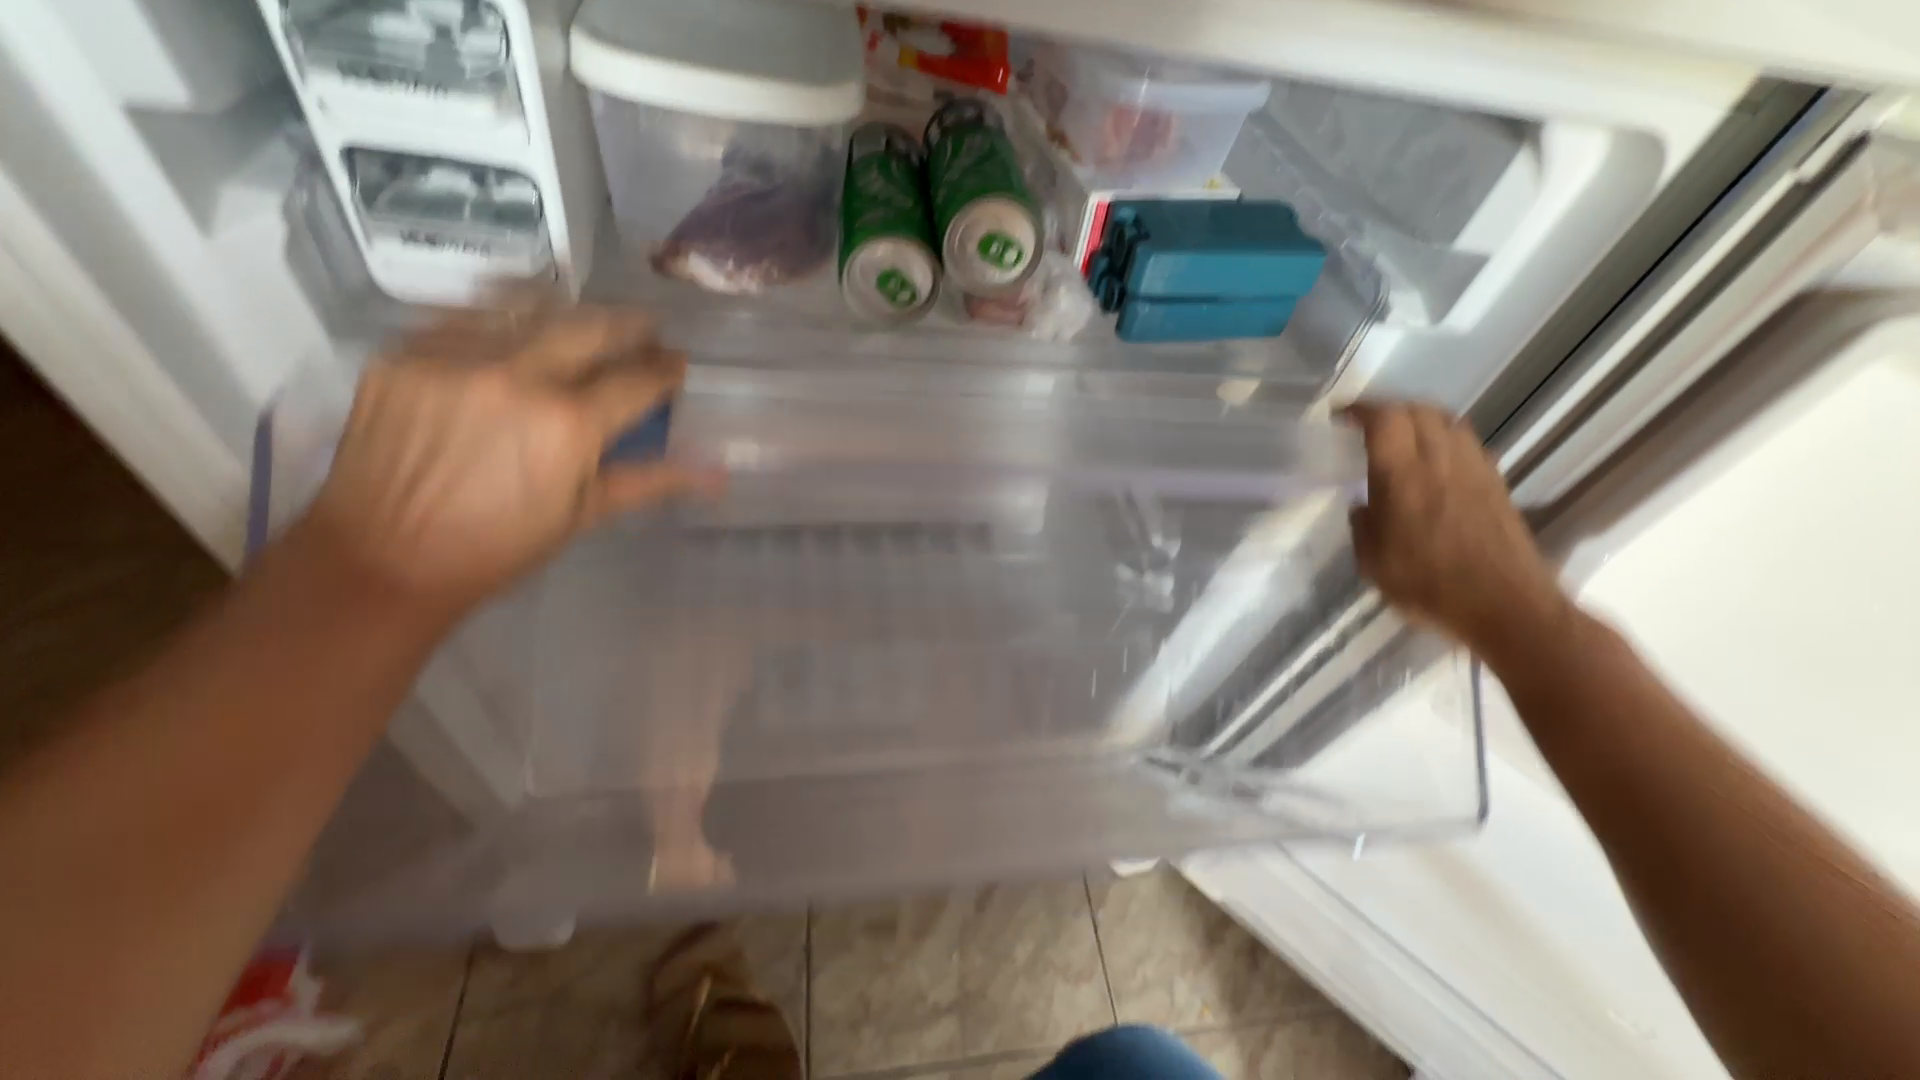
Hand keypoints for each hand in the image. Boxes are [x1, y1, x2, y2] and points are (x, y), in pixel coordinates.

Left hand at [296, 297, 719, 617]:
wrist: (383, 557)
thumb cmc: (497, 547)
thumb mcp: (581, 515)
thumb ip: (649, 480)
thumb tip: (715, 475)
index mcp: (570, 424)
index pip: (638, 379)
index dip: (666, 370)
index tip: (676, 365)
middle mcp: (518, 376)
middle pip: (591, 326)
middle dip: (628, 326)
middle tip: (643, 330)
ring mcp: (456, 357)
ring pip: (528, 308)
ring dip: (567, 314)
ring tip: (579, 325)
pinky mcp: (406, 352)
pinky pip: (465, 318)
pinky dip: (499, 322)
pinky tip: (511, 336)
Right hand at [1345, 402, 1570, 658]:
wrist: (1506, 606)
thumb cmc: (1430, 586)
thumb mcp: (1374, 564)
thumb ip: (1363, 526)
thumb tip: (1363, 506)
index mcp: (1404, 475)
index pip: (1384, 419)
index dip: (1360, 410)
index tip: (1342, 418)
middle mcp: (1441, 460)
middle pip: (1418, 410)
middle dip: (1390, 410)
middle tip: (1368, 427)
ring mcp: (1475, 469)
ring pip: (1447, 422)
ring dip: (1420, 421)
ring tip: (1402, 439)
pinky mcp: (1497, 483)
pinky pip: (1466, 444)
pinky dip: (1444, 440)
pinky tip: (1434, 465)